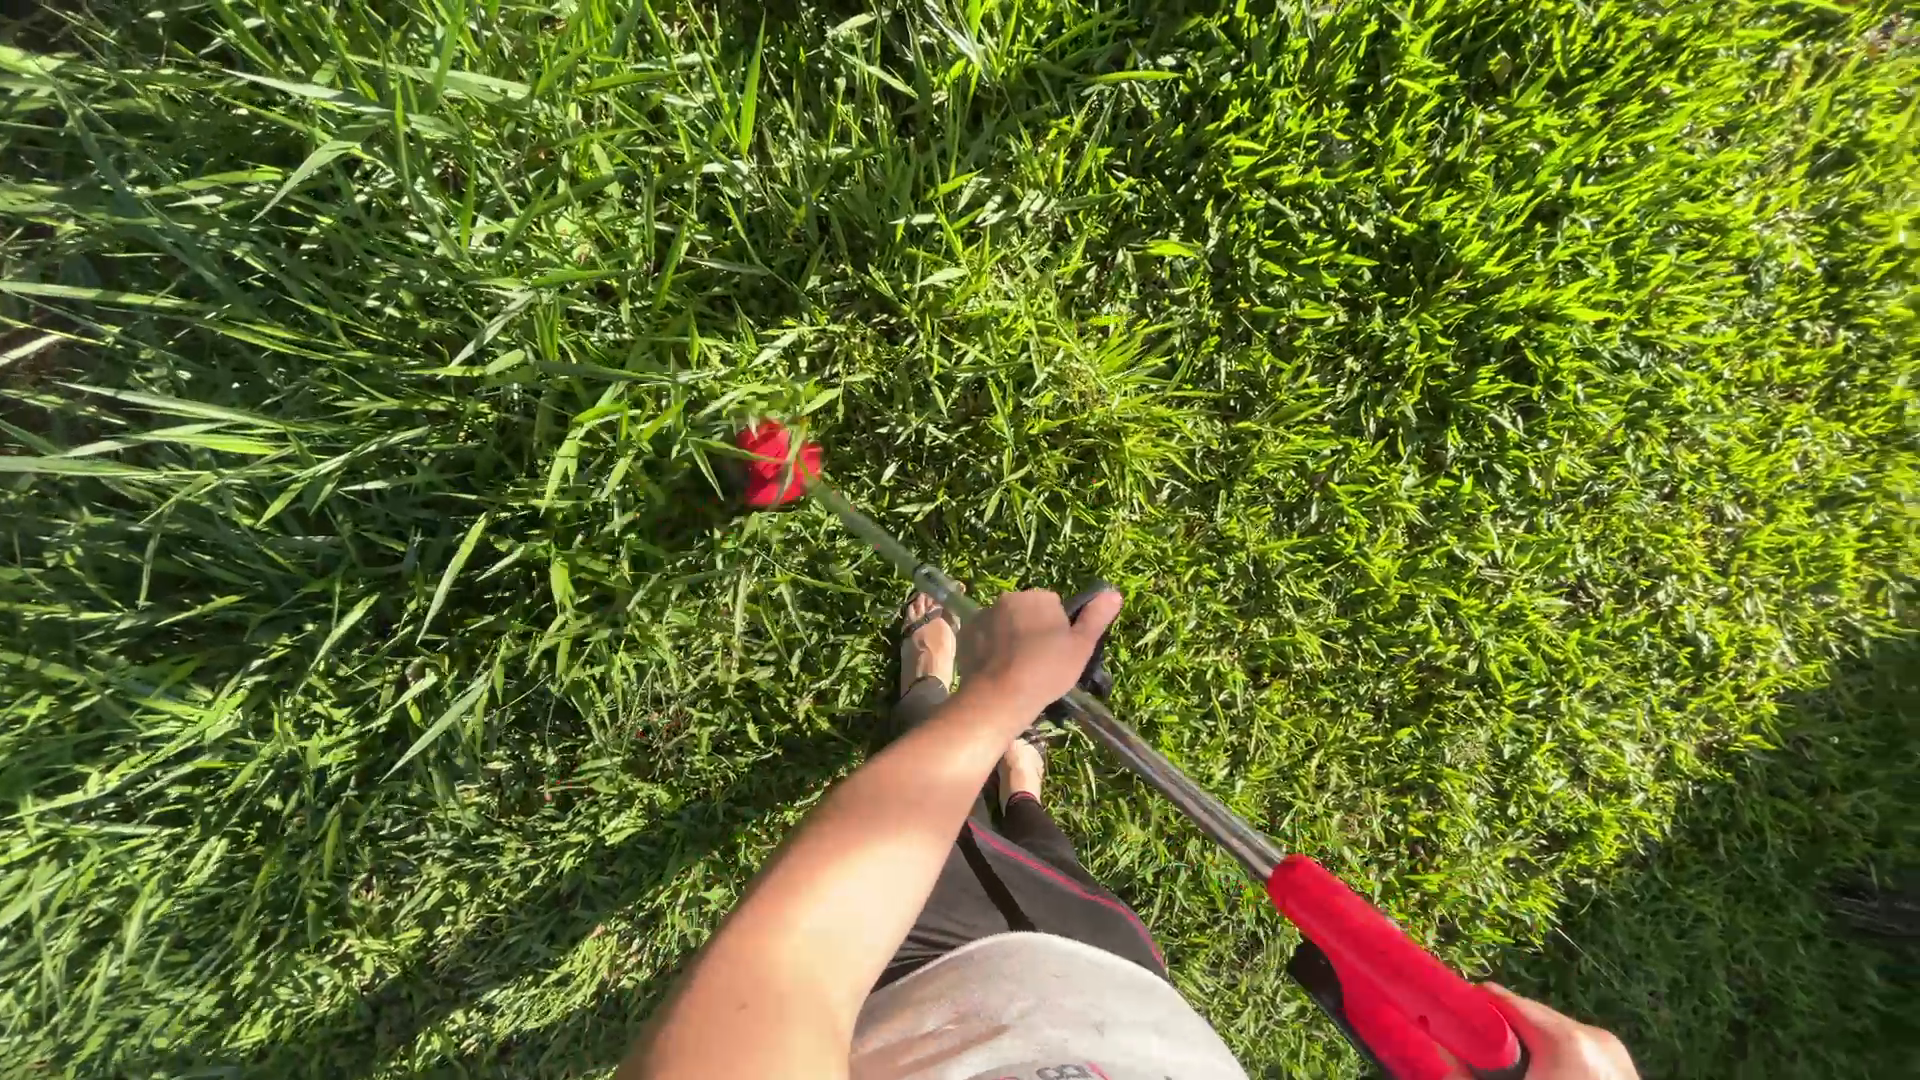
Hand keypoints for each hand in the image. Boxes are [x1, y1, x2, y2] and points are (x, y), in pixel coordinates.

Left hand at [956, 588, 1121, 719]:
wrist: (1000, 694)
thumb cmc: (1047, 670)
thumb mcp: (1081, 646)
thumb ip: (1096, 617)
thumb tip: (1114, 593)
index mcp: (1038, 596)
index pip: (1052, 605)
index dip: (1057, 629)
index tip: (1056, 652)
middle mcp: (1008, 598)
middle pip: (1026, 612)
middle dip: (1031, 630)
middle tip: (1038, 662)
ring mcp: (983, 615)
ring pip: (1004, 624)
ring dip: (1010, 638)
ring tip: (1017, 670)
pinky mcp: (966, 633)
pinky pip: (984, 637)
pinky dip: (990, 649)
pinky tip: (997, 670)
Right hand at [1461, 984, 1637, 1079]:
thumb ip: (1462, 1075)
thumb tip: (1439, 1045)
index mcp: (1564, 1039)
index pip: (1499, 998)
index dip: (1474, 1014)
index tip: (1462, 1035)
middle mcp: (1592, 1035)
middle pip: (1524, 1012)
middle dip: (1503, 1034)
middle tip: (1490, 1064)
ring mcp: (1613, 1051)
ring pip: (1550, 1028)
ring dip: (1530, 1047)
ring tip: (1521, 1075)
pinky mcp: (1624, 1066)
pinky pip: (1575, 1046)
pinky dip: (1556, 1058)